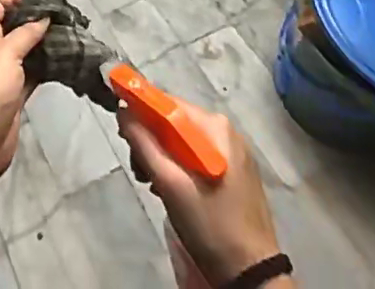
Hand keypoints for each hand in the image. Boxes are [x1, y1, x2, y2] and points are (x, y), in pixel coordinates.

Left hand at [0, 0, 49, 168]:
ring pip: (26, 49)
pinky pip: (34, 71)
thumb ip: (26, 33)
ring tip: (68, 36)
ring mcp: (6, 71)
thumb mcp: (7, 53)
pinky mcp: (17, 91)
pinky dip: (47, 65)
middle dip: (34, 19)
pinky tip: (64, 62)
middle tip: (61, 18)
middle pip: (13, 25)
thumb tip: (44, 17)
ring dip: (43, 42)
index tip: (38, 2)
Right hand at [119, 97, 281, 286]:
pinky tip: (171, 189)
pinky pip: (196, 156)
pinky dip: (178, 167)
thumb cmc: (211, 224)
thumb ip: (143, 144)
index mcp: (215, 127)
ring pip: (183, 141)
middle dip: (151, 141)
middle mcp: (226, 131)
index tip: (122, 132)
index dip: (140, 111)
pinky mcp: (234, 172)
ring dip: (162, 157)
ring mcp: (233, 153)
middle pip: (174, 122)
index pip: (168, 103)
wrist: (252, 275)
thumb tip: (123, 112)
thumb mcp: (170, 184)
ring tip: (152, 183)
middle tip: (138, 169)